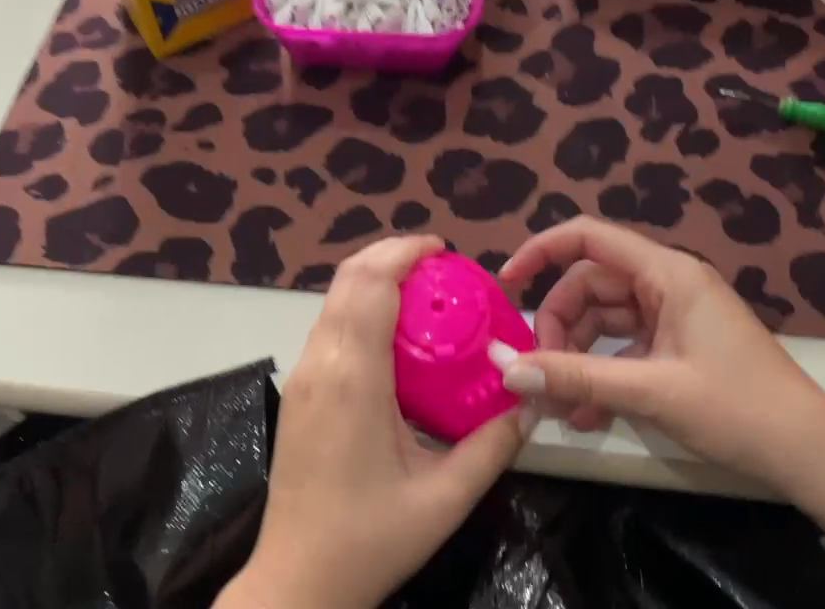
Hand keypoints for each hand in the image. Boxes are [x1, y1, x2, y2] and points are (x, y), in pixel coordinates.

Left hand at [219, 236, 533, 608]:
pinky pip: (328, 327)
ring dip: (371, 280)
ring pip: (333, 300)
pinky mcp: (297, 391)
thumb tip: (528, 404)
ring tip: (420, 292)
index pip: (370, 285)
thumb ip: (491, 447)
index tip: (440, 248)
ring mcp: (302, 375)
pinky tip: (392, 334)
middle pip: (347, 280)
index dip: (402, 253)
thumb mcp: (443, 499)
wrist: (296, 582)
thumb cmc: (368, 540)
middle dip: (388, 256)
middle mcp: (320, 363)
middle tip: (437, 264)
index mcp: (353, 377)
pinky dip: (358, 308)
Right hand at [496, 218, 824, 539]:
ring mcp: (673, 314)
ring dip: (576, 356)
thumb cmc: (740, 410)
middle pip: (589, 284)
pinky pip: (623, 345)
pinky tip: (586, 413)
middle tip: (539, 371)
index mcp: (667, 274)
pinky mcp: (678, 344)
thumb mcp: (651, 393)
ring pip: (602, 318)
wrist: (816, 459)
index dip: (541, 250)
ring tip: (559, 403)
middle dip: (558, 325)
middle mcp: (667, 283)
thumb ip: (575, 377)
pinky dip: (600, 372)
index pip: (588, 237)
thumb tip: (505, 367)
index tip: (506, 282)